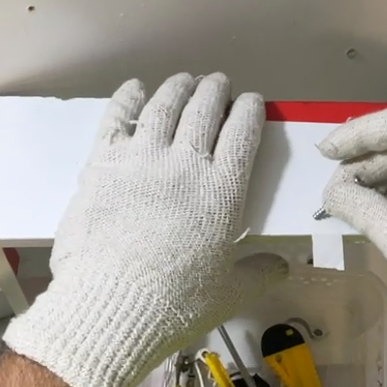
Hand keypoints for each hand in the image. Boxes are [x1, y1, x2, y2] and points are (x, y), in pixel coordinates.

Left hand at [3, 73, 284, 386]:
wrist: (112, 306)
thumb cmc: (177, 302)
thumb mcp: (231, 293)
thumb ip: (260, 272)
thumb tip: (283, 265)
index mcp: (223, 190)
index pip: (243, 133)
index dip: (250, 111)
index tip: (252, 102)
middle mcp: (185, 163)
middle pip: (204, 111)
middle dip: (216, 92)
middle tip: (219, 84)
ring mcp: (142, 158)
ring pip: (164, 107)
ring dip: (178, 88)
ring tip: (185, 81)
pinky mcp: (103, 163)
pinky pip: (118, 119)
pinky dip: (128, 99)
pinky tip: (135, 88)